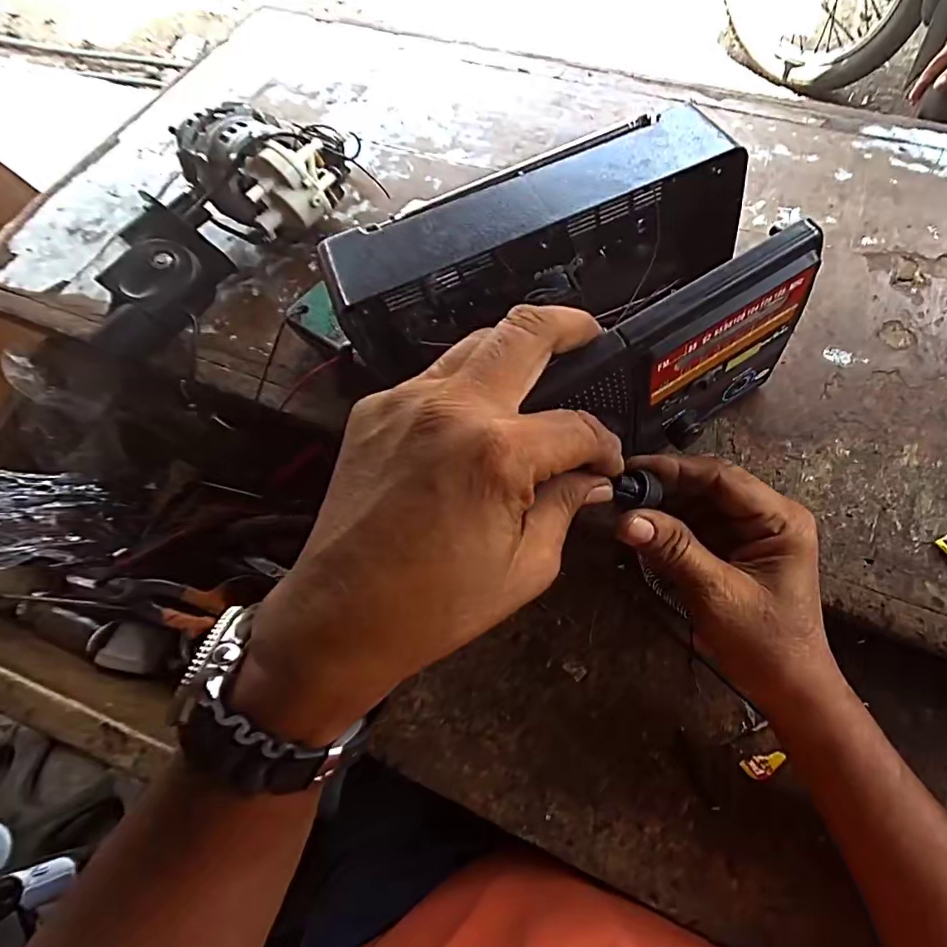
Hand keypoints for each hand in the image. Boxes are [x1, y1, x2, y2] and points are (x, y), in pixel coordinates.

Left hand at [241, 306, 624, 742]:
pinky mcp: (375, 411)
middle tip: (590, 332)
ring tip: (543, 363)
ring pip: (475, 342)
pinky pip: (438, 375)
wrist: (338, 621)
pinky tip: (487, 407)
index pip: (576, 426)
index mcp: (495, 453)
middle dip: (568, 325)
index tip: (609, 462)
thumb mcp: (528, 565)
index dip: (605, 445)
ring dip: (516, 346)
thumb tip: (590, 479)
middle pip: (522, 332)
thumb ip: (566, 506)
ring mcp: (405, 403)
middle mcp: (449, 410)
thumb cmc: (434, 606)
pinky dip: (472, 380)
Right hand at [612, 454, 843, 713]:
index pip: (723, 477)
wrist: (790, 688)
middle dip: (667, 490)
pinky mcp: (738, 552)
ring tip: (625, 510)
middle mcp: (770, 517)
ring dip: (666, 510)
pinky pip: (701, 531)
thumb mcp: (718, 594)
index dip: (675, 470)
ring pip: (702, 507)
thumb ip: (675, 551)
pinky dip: (674, 532)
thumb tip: (629, 519)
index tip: (633, 470)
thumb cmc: (766, 645)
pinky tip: (645, 533)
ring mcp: (754, 534)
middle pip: (711, 488)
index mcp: (781, 519)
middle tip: (621, 492)